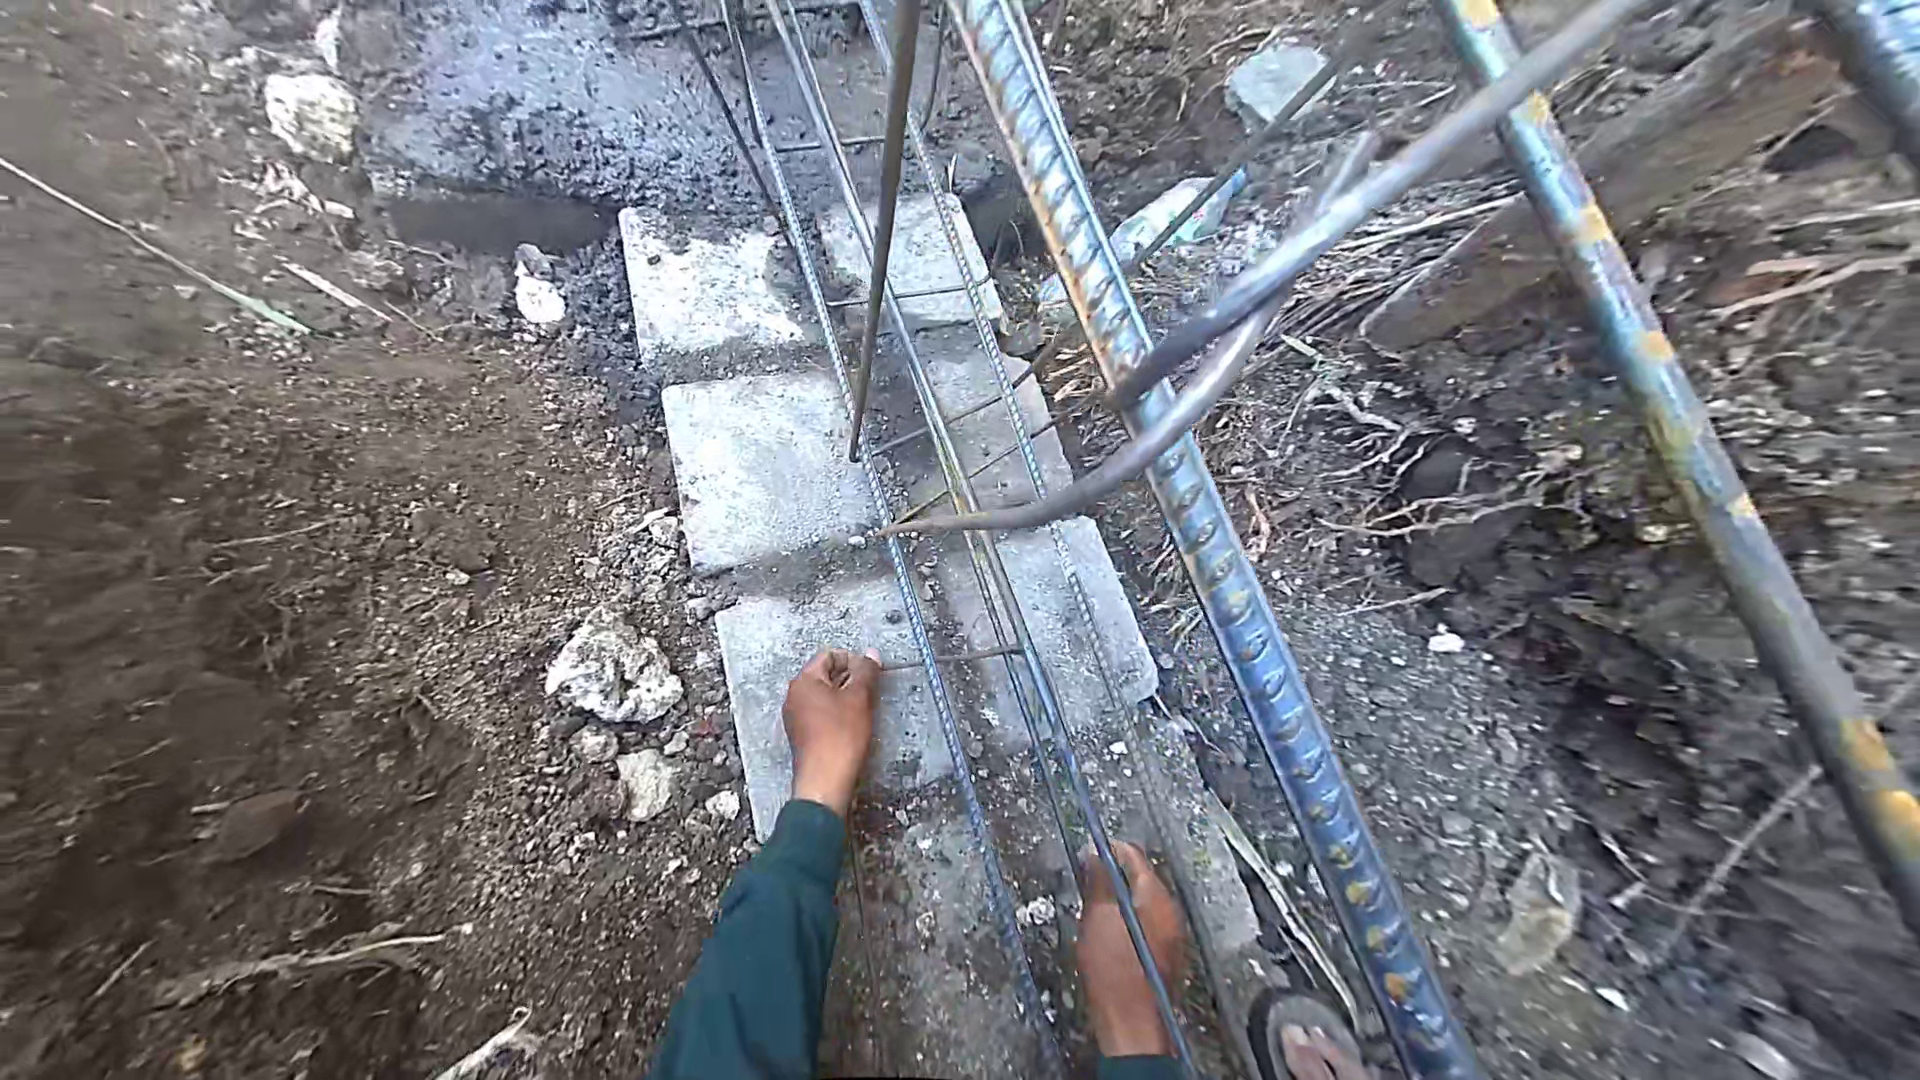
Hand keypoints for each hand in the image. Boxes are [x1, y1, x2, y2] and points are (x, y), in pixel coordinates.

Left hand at [782, 648, 881, 817]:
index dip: (853, 659)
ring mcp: (796, 717)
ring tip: (865, 707)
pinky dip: (837, 712)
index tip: (871, 674)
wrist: (825, 782)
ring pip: (824, 695)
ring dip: (845, 696)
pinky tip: (853, 724)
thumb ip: (866, 671)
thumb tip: (871, 652)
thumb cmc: (841, 735)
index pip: (829, 655)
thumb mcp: (860, 697)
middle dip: (850, 678)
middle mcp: (794, 696)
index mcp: (803, 681)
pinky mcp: (802, 735)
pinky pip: (821, 713)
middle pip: (826, 674)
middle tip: (871, 690)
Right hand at [1076, 841, 1188, 1057]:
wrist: (1133, 1028)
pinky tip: (1110, 927)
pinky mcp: (1168, 952)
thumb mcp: (1097, 917)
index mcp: (1156, 897)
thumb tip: (1096, 853)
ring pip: (1143, 899)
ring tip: (1094, 902)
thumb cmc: (1113, 970)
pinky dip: (1129, 915)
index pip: (1134, 856)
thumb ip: (1098, 880)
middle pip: (1141, 876)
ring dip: (1120, 895)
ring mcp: (1172, 933)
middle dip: (1114, 873)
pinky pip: (1147, 919)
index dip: (1109, 850)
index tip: (1088, 852)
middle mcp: (1170, 911)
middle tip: (1088, 877)